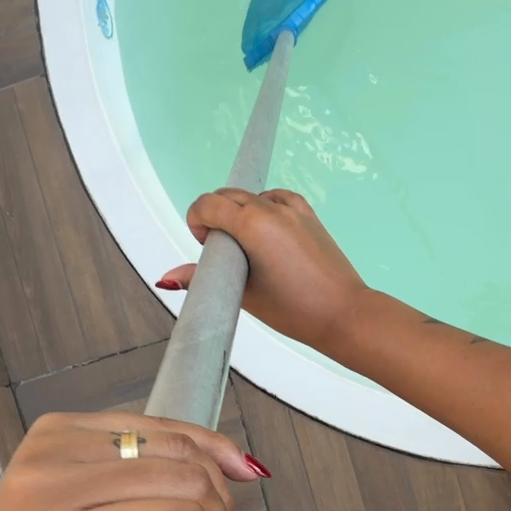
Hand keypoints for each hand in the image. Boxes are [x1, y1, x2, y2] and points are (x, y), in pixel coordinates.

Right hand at [156, 188, 368, 349]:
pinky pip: (279, 199)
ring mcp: (295, 211)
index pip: (207, 204)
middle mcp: (272, 210)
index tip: (205, 245)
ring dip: (240, 211)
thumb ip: (203, 280)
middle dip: (216, 216)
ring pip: (253, 195)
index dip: (197, 222)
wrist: (343, 314)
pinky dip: (266, 209)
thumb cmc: (296, 310)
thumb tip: (167, 278)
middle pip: (227, 195)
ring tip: (246, 244)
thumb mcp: (244, 295)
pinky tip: (267, 234)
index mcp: (252, 225)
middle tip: (222, 251)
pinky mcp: (310, 216)